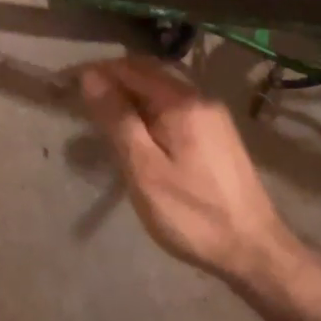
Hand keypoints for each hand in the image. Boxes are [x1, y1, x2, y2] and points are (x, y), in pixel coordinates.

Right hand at [78, 56, 292, 281]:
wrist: (255, 252)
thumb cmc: (192, 213)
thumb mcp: (143, 168)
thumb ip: (117, 118)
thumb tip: (90, 76)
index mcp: (181, 102)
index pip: (129, 68)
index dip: (95, 72)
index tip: (66, 85)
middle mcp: (200, 98)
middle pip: (147, 72)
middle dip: (112, 79)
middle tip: (81, 101)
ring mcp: (212, 116)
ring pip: (161, 89)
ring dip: (130, 94)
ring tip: (103, 116)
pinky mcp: (217, 134)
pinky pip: (174, 106)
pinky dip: (148, 108)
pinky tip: (137, 132)